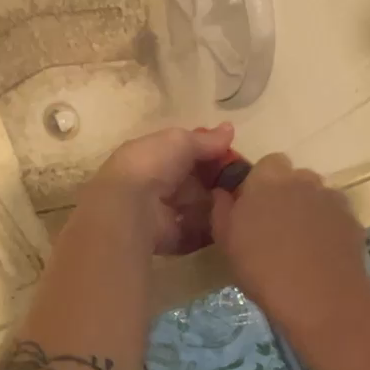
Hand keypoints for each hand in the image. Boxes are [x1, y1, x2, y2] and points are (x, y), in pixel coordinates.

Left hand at [77, 124, 235, 255]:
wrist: (129, 208)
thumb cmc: (152, 165)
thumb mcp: (180, 141)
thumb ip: (205, 140)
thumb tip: (229, 129)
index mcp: (151, 158)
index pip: (184, 155)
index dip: (208, 155)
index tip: (232, 156)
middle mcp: (155, 186)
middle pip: (191, 184)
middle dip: (214, 183)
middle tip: (240, 182)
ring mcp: (160, 215)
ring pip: (194, 210)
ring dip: (214, 207)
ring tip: (237, 203)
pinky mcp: (167, 240)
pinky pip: (193, 234)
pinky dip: (208, 231)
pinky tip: (227, 223)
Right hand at [209, 153, 369, 339]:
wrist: (318, 297)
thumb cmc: (261, 269)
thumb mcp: (226, 243)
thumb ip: (222, 211)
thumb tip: (222, 192)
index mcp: (266, 180)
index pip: (266, 164)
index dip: (259, 183)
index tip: (252, 208)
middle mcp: (302, 180)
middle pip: (294, 177)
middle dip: (285, 194)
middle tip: (273, 228)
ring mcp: (330, 198)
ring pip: (315, 195)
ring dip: (307, 209)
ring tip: (298, 243)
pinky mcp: (351, 218)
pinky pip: (334, 214)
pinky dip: (326, 226)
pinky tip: (319, 253)